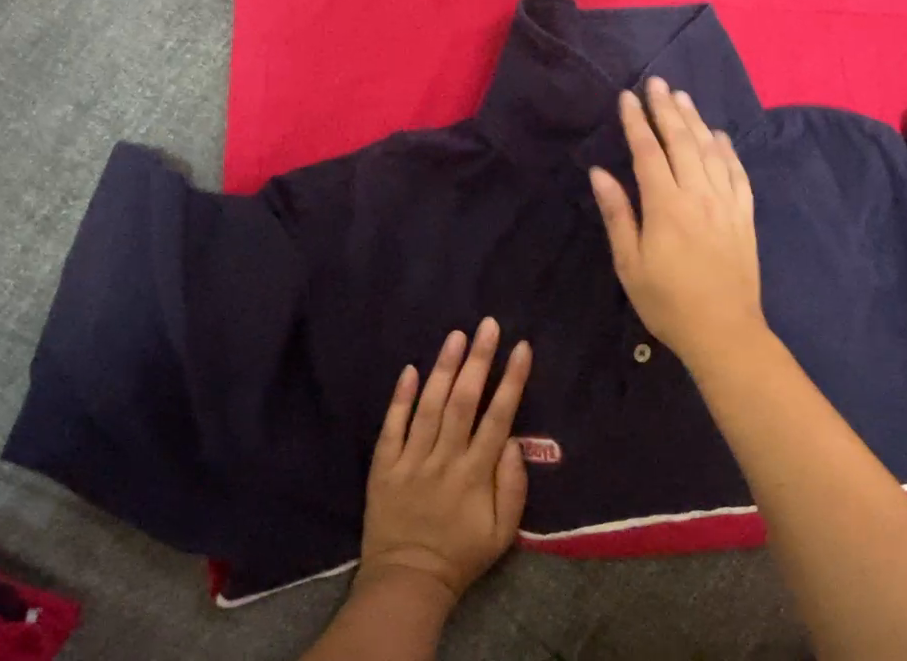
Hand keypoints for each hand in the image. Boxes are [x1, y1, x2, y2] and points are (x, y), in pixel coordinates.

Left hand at [358, 318, 532, 603]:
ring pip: (429, 406)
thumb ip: (513, 485)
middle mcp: (444, 460)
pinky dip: (400, 398)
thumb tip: (514, 440)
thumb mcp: (503, 532)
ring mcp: (411, 461)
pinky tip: (410, 369)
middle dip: (479, 360)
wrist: (407, 581)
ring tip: (457, 335)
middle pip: (464, 402)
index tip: (522, 347)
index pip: (498, 417)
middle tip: (488, 325)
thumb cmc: (462, 554)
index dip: (511, 380)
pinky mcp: (384, 467)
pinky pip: (392, 427)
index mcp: (476, 474)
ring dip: (444, 368)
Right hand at [589, 77, 767, 367]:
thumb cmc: (667, 302)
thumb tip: (600, 172)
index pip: (647, 152)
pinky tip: (719, 136)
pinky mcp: (745, 215)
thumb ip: (617, 214)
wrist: (723, 330)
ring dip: (695, 121)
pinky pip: (737, 172)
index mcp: (665, 206)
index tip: (628, 97)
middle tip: (657, 83)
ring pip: (709, 150)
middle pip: (681, 141)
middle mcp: (698, 195)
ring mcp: (726, 203)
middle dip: (667, 109)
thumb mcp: (629, 264)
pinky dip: (727, 150)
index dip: (637, 122)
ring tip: (683, 97)